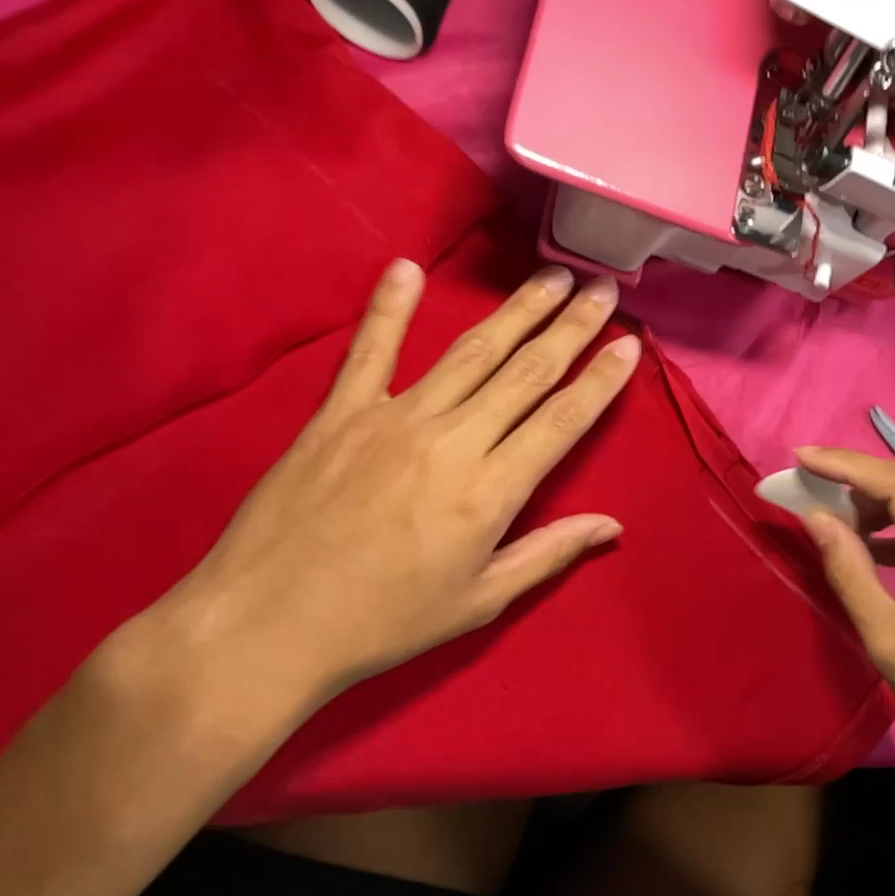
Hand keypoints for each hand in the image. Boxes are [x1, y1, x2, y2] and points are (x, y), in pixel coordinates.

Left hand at [156, 258, 638, 705]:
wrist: (265, 626)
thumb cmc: (383, 622)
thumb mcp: (479, 601)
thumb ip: (549, 554)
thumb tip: (612, 524)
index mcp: (490, 492)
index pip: (562, 420)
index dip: (601, 380)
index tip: (629, 344)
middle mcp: (451, 441)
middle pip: (526, 372)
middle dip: (572, 327)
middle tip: (602, 289)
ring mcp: (393, 420)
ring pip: (470, 352)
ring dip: (516, 311)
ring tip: (551, 278)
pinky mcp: (340, 414)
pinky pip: (371, 351)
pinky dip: (390, 308)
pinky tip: (406, 268)